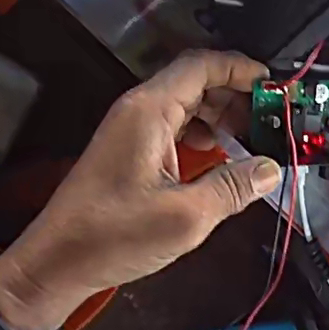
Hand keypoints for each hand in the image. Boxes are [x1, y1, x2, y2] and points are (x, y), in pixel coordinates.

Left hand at [0, 50, 283, 329]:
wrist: (56, 263)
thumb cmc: (111, 236)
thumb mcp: (185, 216)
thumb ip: (232, 187)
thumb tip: (269, 170)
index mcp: (148, 112)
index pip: (201, 66)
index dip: (241, 69)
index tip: (272, 85)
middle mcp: (139, 112)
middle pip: (196, 82)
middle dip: (237, 95)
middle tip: (270, 118)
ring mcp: (132, 131)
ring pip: (187, 105)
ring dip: (222, 116)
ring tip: (252, 138)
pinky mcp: (130, 152)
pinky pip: (175, 128)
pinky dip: (203, 134)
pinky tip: (220, 156)